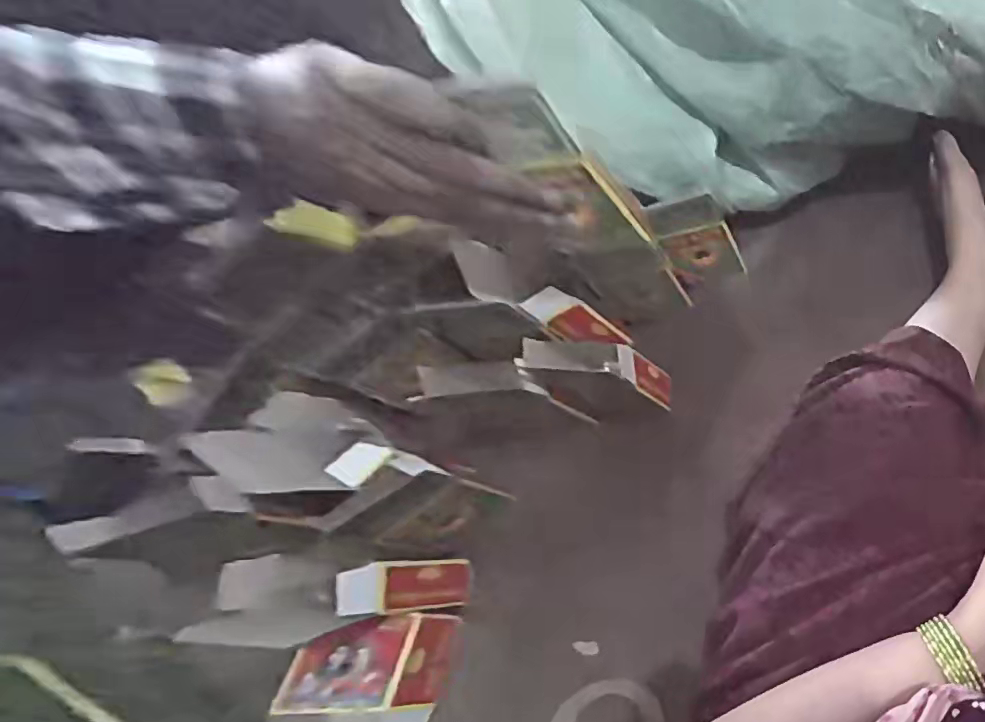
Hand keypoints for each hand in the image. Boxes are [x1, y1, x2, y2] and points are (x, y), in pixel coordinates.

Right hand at [239, 43, 573, 241]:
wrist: (250, 121)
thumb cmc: (304, 84)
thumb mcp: (347, 70)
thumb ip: (410, 99)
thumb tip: (470, 131)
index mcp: (398, 143)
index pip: (472, 171)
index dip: (515, 185)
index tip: (555, 191)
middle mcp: (411, 180)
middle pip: (484, 201)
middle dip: (534, 212)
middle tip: (577, 217)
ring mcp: (409, 200)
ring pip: (476, 218)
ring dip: (523, 226)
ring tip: (564, 229)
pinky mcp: (404, 210)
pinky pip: (459, 223)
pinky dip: (496, 228)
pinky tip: (525, 232)